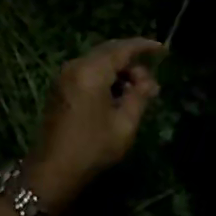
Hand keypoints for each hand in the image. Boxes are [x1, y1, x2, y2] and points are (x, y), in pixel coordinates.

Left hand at [28, 38, 162, 208]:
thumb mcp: (124, 124)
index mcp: (91, 72)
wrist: (53, 169)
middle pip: (108, 52)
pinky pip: (87, 71)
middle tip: (150, 82)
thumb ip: (139, 96)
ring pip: (97, 62)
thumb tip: (148, 82)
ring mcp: (64, 76)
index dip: (143, 46)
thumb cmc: (92, 147)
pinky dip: (104, 77)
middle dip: (131, 62)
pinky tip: (117, 95)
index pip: (121, 49)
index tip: (161, 49)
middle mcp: (75, 66)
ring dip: (118, 71)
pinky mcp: (60, 87)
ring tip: (137, 92)